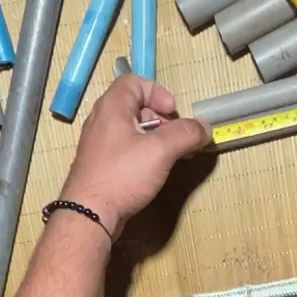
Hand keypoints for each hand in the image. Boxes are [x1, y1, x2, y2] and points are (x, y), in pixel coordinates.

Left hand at [57, 76, 209, 237]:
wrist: (90, 214)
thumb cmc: (123, 175)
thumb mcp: (160, 151)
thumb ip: (186, 134)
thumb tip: (205, 127)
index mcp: (113, 107)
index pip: (135, 82)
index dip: (158, 92)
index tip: (173, 113)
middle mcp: (103, 120)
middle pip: (136, 106)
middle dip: (162, 119)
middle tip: (177, 137)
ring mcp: (100, 144)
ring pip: (132, 130)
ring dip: (156, 138)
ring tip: (172, 156)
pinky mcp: (102, 165)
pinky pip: (126, 149)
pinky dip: (144, 153)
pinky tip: (155, 171)